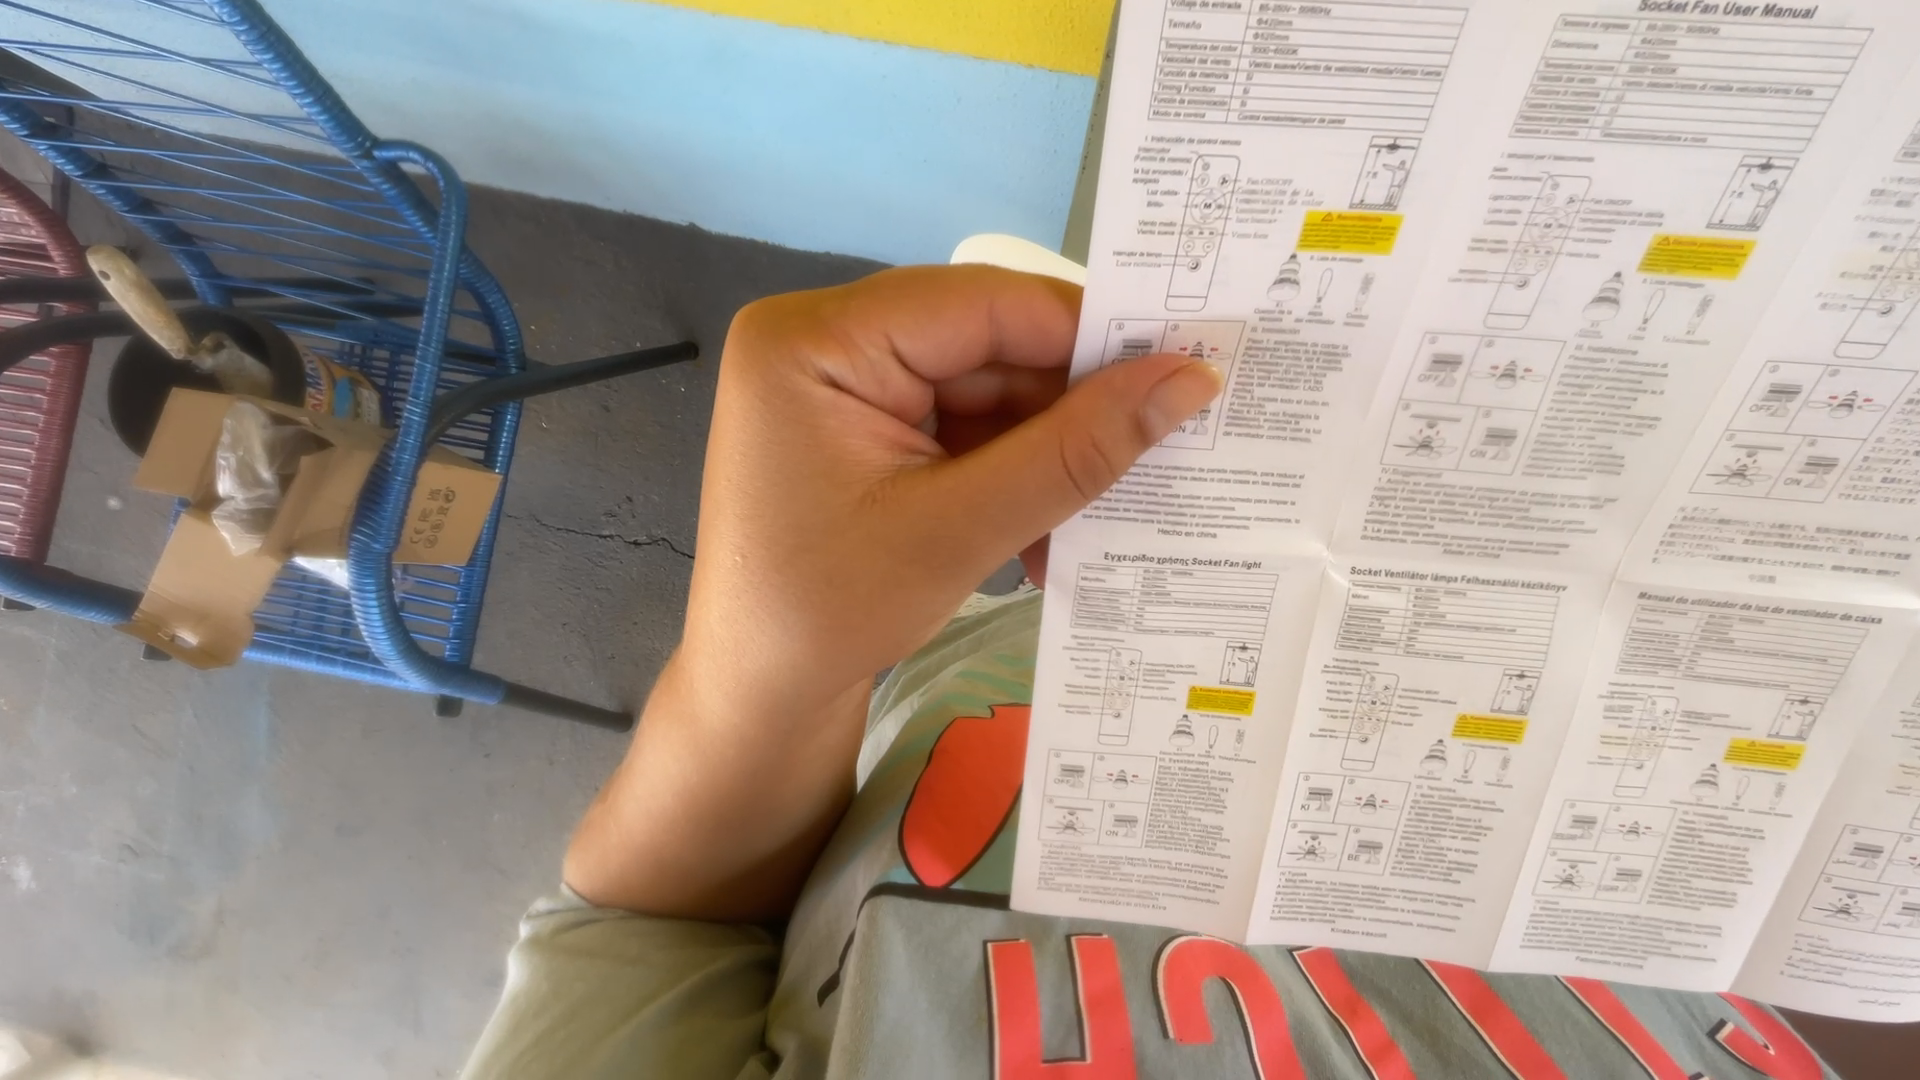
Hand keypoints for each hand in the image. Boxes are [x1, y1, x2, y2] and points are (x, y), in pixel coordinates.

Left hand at [681, 264, 1222, 714]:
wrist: (759, 693)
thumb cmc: (834, 614)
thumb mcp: (960, 529)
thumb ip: (1075, 451)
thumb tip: (1191, 379)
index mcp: (817, 340)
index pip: (979, 301)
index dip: (1086, 332)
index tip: (1179, 366)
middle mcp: (823, 342)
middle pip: (981, 346)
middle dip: (1063, 411)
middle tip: (1152, 451)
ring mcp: (839, 385)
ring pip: (978, 391)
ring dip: (1040, 455)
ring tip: (1092, 515)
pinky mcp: (857, 427)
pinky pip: (954, 427)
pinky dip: (1005, 472)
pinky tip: (1038, 529)